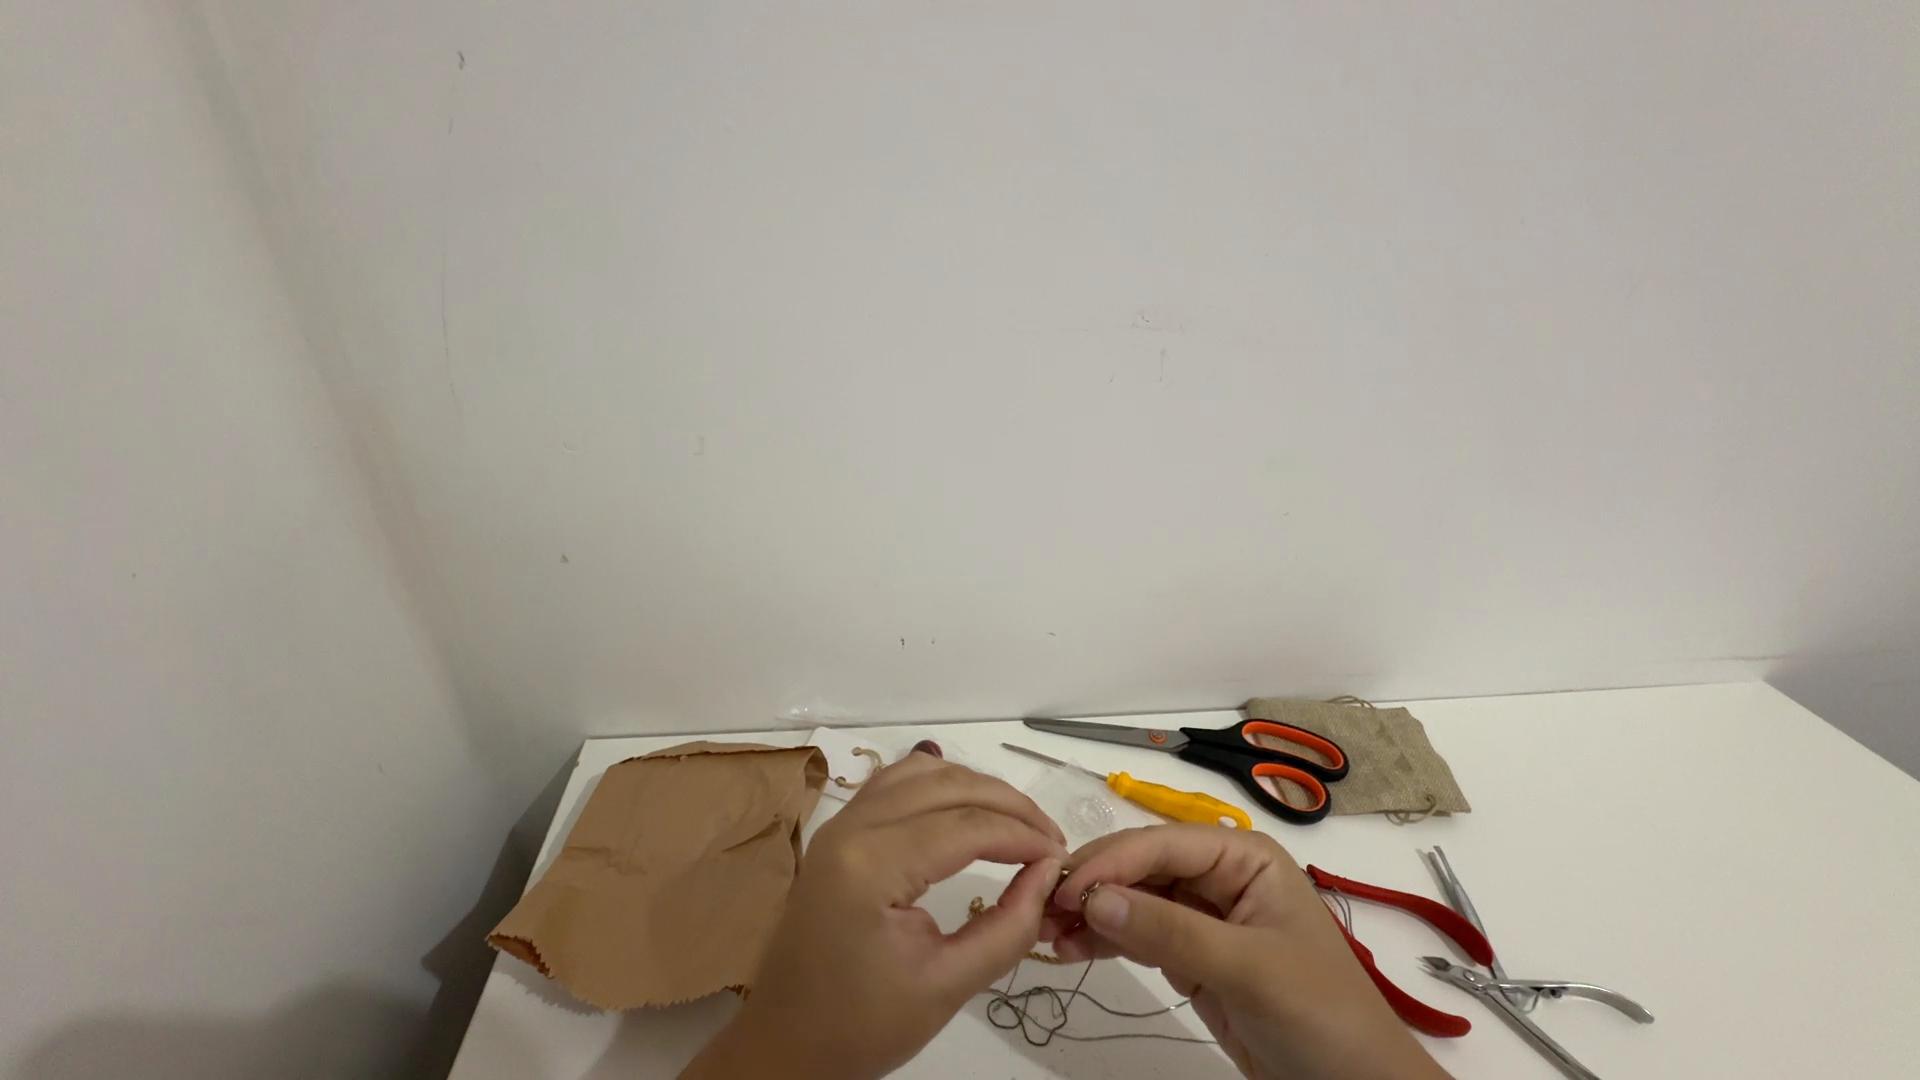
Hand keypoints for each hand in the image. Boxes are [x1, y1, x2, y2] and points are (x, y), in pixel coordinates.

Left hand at [681, 752, 1066, 1079]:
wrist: (785, 1044)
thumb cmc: (862, 1025)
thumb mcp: (947, 986)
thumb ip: (1008, 927)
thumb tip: (1048, 872)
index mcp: (871, 864)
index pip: (966, 826)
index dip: (1022, 835)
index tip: (1062, 856)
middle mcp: (852, 826)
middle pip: (946, 786)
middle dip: (1008, 805)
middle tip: (1050, 838)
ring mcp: (840, 822)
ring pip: (922, 773)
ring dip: (975, 788)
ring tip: (1017, 822)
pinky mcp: (839, 830)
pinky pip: (896, 782)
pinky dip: (939, 784)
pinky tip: (966, 805)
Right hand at [1041, 825, 1451, 1079]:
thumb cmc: (1320, 1015)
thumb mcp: (1248, 969)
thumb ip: (1170, 931)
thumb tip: (1092, 899)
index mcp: (1241, 855)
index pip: (1162, 844)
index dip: (1110, 861)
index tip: (1062, 888)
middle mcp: (1217, 874)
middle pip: (1141, 866)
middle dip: (1093, 884)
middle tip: (1041, 907)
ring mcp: (1201, 915)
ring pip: (1132, 898)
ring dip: (1090, 913)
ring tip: (1045, 932)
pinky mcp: (1190, 953)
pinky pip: (1138, 934)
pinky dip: (1104, 939)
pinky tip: (1071, 947)